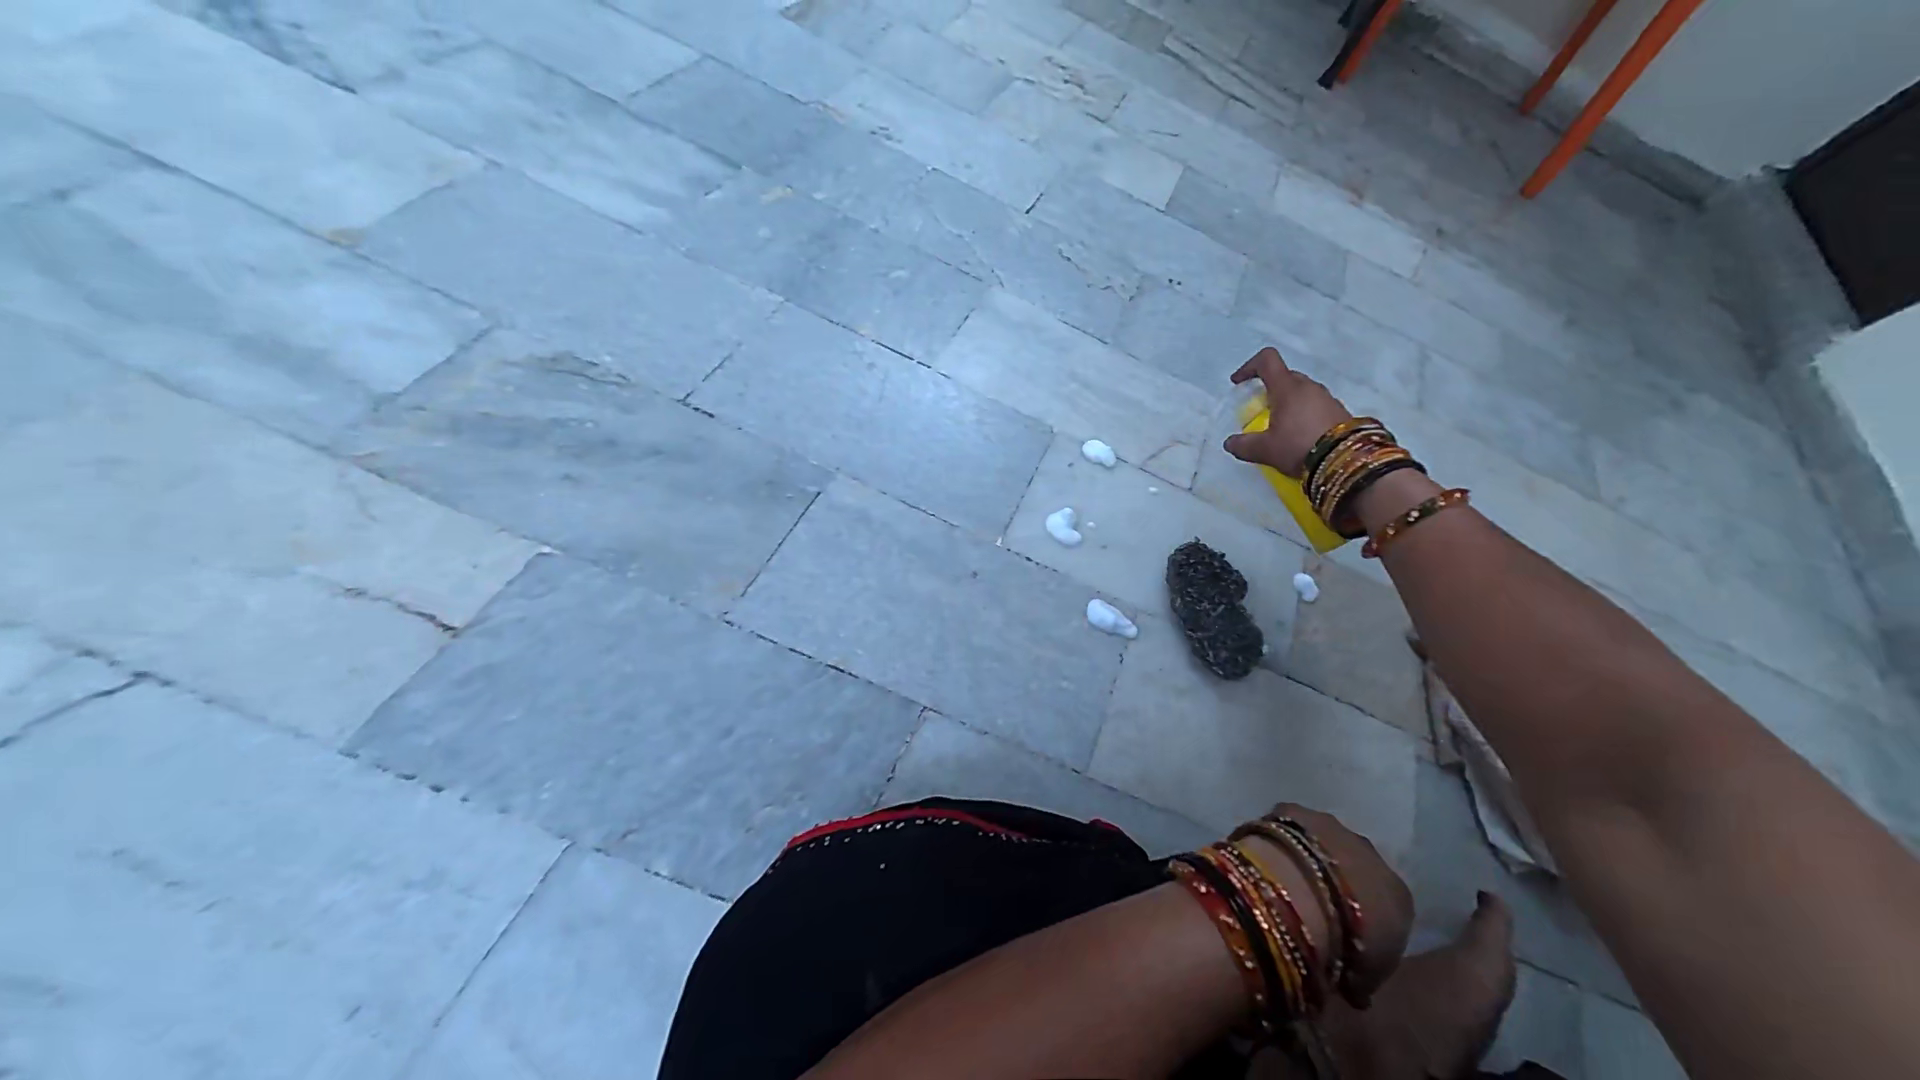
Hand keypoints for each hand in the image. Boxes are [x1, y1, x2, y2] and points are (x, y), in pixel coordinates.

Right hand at [1221, 348, 1352, 478]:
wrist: (1347, 460)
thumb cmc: (1299, 446)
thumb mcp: (1264, 450)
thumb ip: (1243, 445)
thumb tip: (1230, 443)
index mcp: (1287, 388)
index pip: (1267, 360)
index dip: (1249, 367)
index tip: (1239, 383)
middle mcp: (1308, 387)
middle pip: (1284, 377)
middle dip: (1269, 390)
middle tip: (1260, 411)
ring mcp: (1327, 397)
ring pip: (1301, 392)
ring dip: (1287, 403)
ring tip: (1281, 427)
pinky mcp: (1339, 411)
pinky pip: (1315, 405)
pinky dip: (1303, 413)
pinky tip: (1300, 435)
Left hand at [1263, 802, 1413, 1003]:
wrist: (1305, 895)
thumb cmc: (1346, 945)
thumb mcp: (1365, 977)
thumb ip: (1364, 978)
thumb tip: (1356, 992)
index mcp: (1397, 895)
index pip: (1385, 906)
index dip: (1362, 922)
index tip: (1342, 938)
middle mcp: (1370, 852)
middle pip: (1354, 866)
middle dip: (1336, 882)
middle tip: (1310, 905)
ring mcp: (1330, 826)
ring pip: (1321, 840)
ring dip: (1307, 856)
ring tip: (1282, 879)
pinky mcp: (1292, 810)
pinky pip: (1286, 822)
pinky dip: (1276, 836)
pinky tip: (1262, 855)